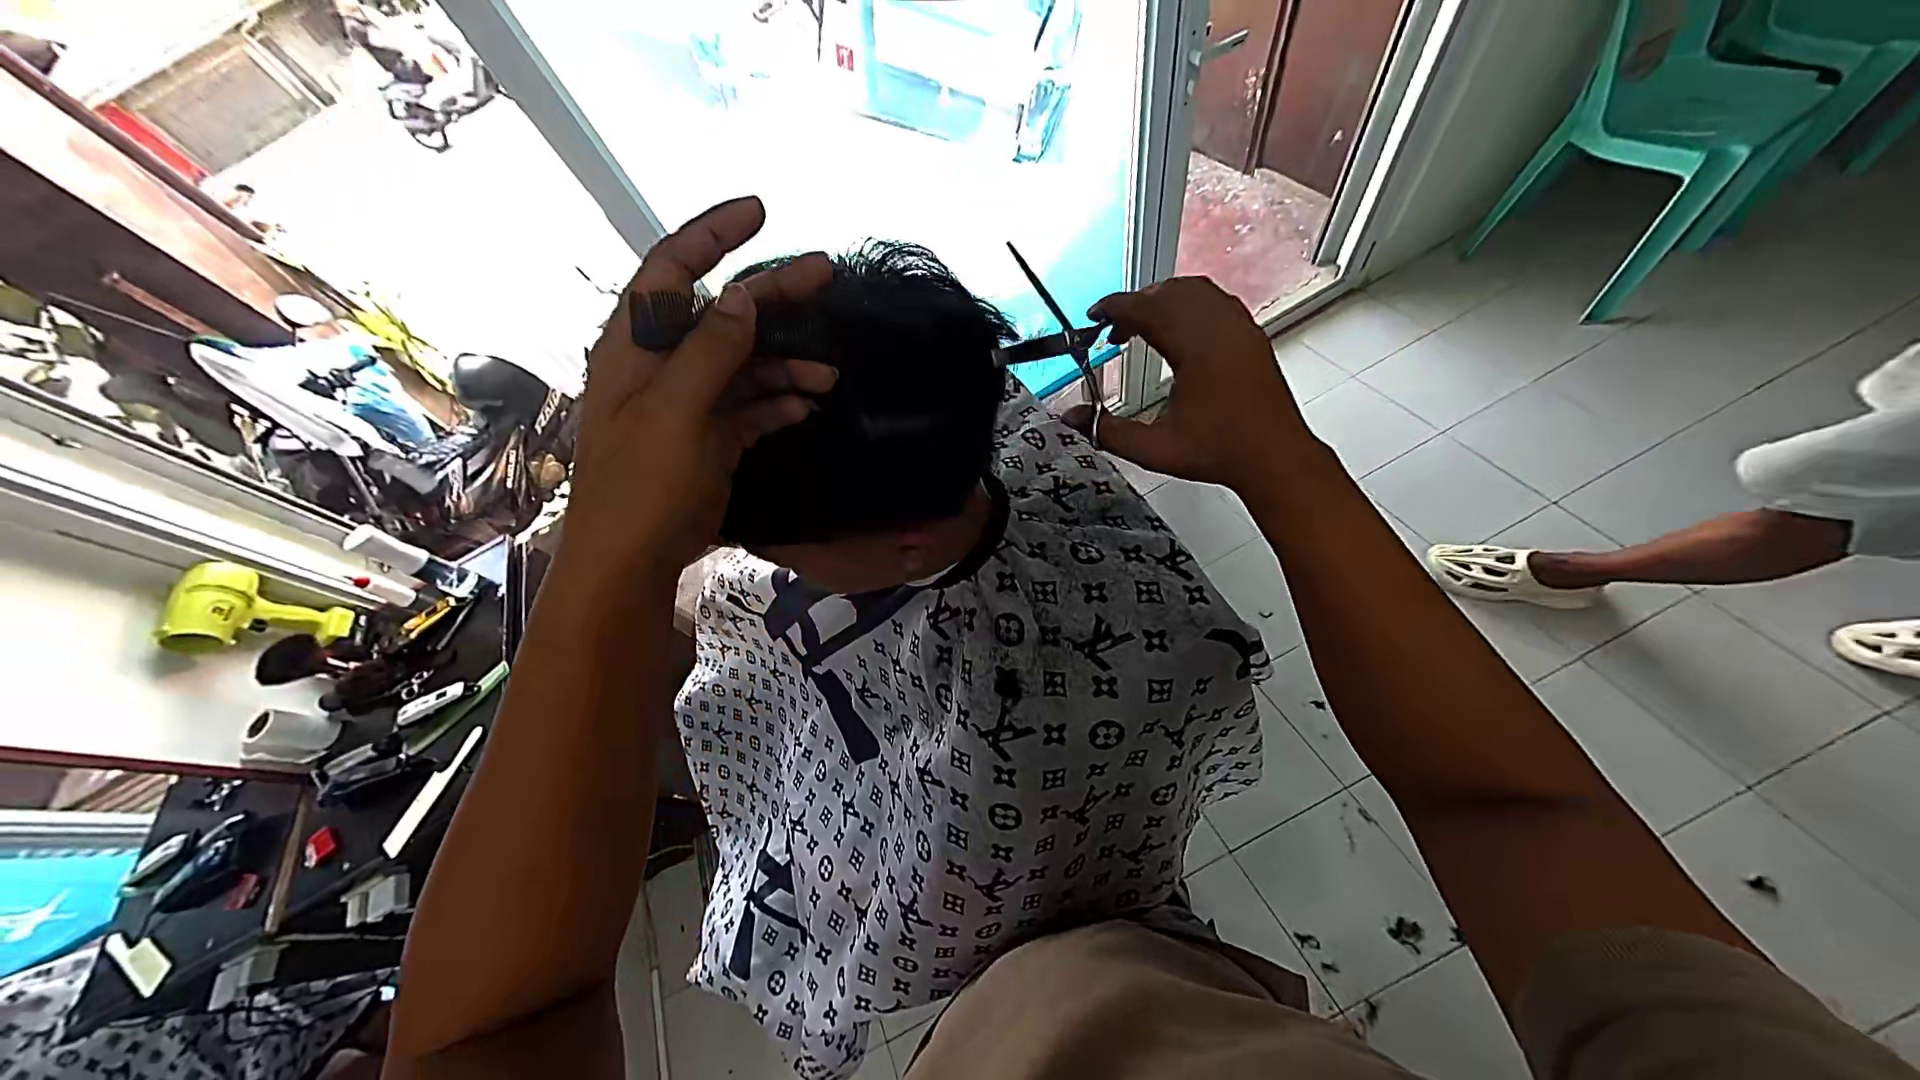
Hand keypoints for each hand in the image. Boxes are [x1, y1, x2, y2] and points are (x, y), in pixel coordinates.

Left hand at [562, 196, 835, 582]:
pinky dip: (779, 402)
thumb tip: (742, 297)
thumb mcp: (674, 413)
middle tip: (825, 275)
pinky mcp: (711, 438)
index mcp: (637, 346)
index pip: (672, 269)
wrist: (632, 560)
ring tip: (829, 374)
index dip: (712, 234)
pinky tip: (807, 405)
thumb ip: (709, 351)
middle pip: (723, 315)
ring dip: (786, 364)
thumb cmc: (641, 485)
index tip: (759, 211)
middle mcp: (664, 366)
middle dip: (772, 296)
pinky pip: (752, 407)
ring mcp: (690, 404)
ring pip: (745, 364)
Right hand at [1071, 277, 1325, 489]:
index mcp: (1198, 349)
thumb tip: (1073, 418)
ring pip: (1197, 291)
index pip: (1149, 308)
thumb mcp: (1154, 448)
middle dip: (1137, 303)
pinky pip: (1217, 302)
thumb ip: (1108, 432)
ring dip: (1164, 301)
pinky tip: (1179, 332)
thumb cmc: (1222, 452)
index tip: (1095, 314)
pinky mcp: (1252, 338)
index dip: (1116, 307)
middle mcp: (1222, 329)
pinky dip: (1190, 306)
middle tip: (1114, 327)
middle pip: (1171, 292)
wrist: (1275, 458)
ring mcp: (1241, 330)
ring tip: (1143, 326)